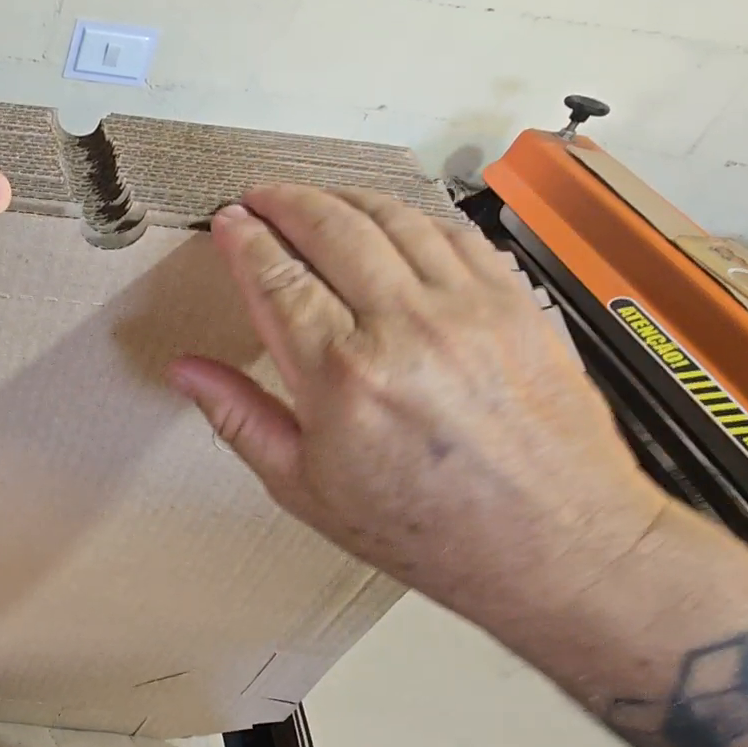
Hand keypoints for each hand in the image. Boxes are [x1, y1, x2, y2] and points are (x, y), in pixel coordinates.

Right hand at [166, 185, 667, 617]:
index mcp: (341, 374)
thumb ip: (237, 415)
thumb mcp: (302, 485)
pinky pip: (453, 232)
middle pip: (330, 226)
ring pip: (391, 217)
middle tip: (259, 197)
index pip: (276, 275)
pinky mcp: (516, 306)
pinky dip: (408, 215)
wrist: (562, 550)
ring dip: (341, 197)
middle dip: (283, 200)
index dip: (243, 238)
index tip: (227, 223)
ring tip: (313, 199)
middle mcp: (404, 328)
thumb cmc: (427, 528)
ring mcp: (468, 310)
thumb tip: (185, 370)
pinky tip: (386, 220)